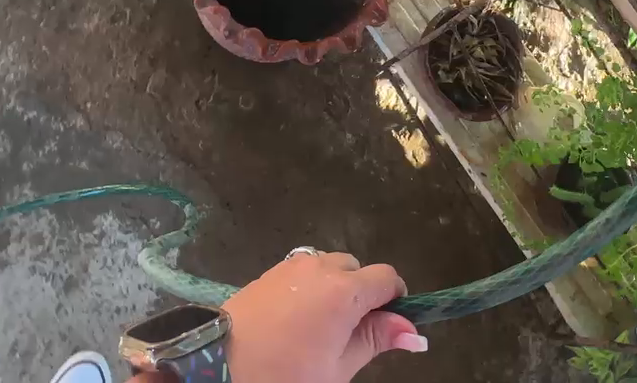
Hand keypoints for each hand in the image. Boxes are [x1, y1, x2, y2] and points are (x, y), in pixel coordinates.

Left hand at [221, 251, 424, 382]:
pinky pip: (305, 271)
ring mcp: (295, 265)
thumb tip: (415, 333)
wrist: (221, 366)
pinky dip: (311, 287)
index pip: (387, 277)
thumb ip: (376, 341)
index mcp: (346, 290)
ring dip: (335, 287)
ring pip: (330, 266)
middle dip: (361, 294)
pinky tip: (296, 319)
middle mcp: (323, 266)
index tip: (387, 324)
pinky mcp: (273, 269)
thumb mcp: (338, 368)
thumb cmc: (288, 375)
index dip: (393, 298)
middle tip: (347, 334)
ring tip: (319, 327)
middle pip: (357, 269)